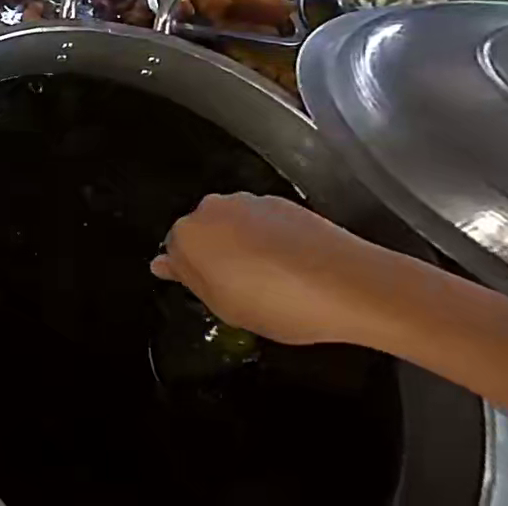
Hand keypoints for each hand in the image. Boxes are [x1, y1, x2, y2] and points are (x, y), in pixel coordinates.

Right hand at [151, 193, 399, 346]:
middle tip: (241, 292)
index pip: (175, 252)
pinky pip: (261, 222)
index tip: (215, 295)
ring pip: (232, 225)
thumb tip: (161, 263)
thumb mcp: (225, 307)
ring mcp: (248, 200)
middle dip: (216, 257)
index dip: (194, 277)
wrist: (346, 282)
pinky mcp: (279, 200)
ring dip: (242, 247)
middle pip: (203, 233)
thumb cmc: (277, 304)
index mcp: (190, 233)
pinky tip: (291, 267)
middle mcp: (213, 207)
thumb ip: (189, 279)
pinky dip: (268, 240)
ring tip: (272, 282)